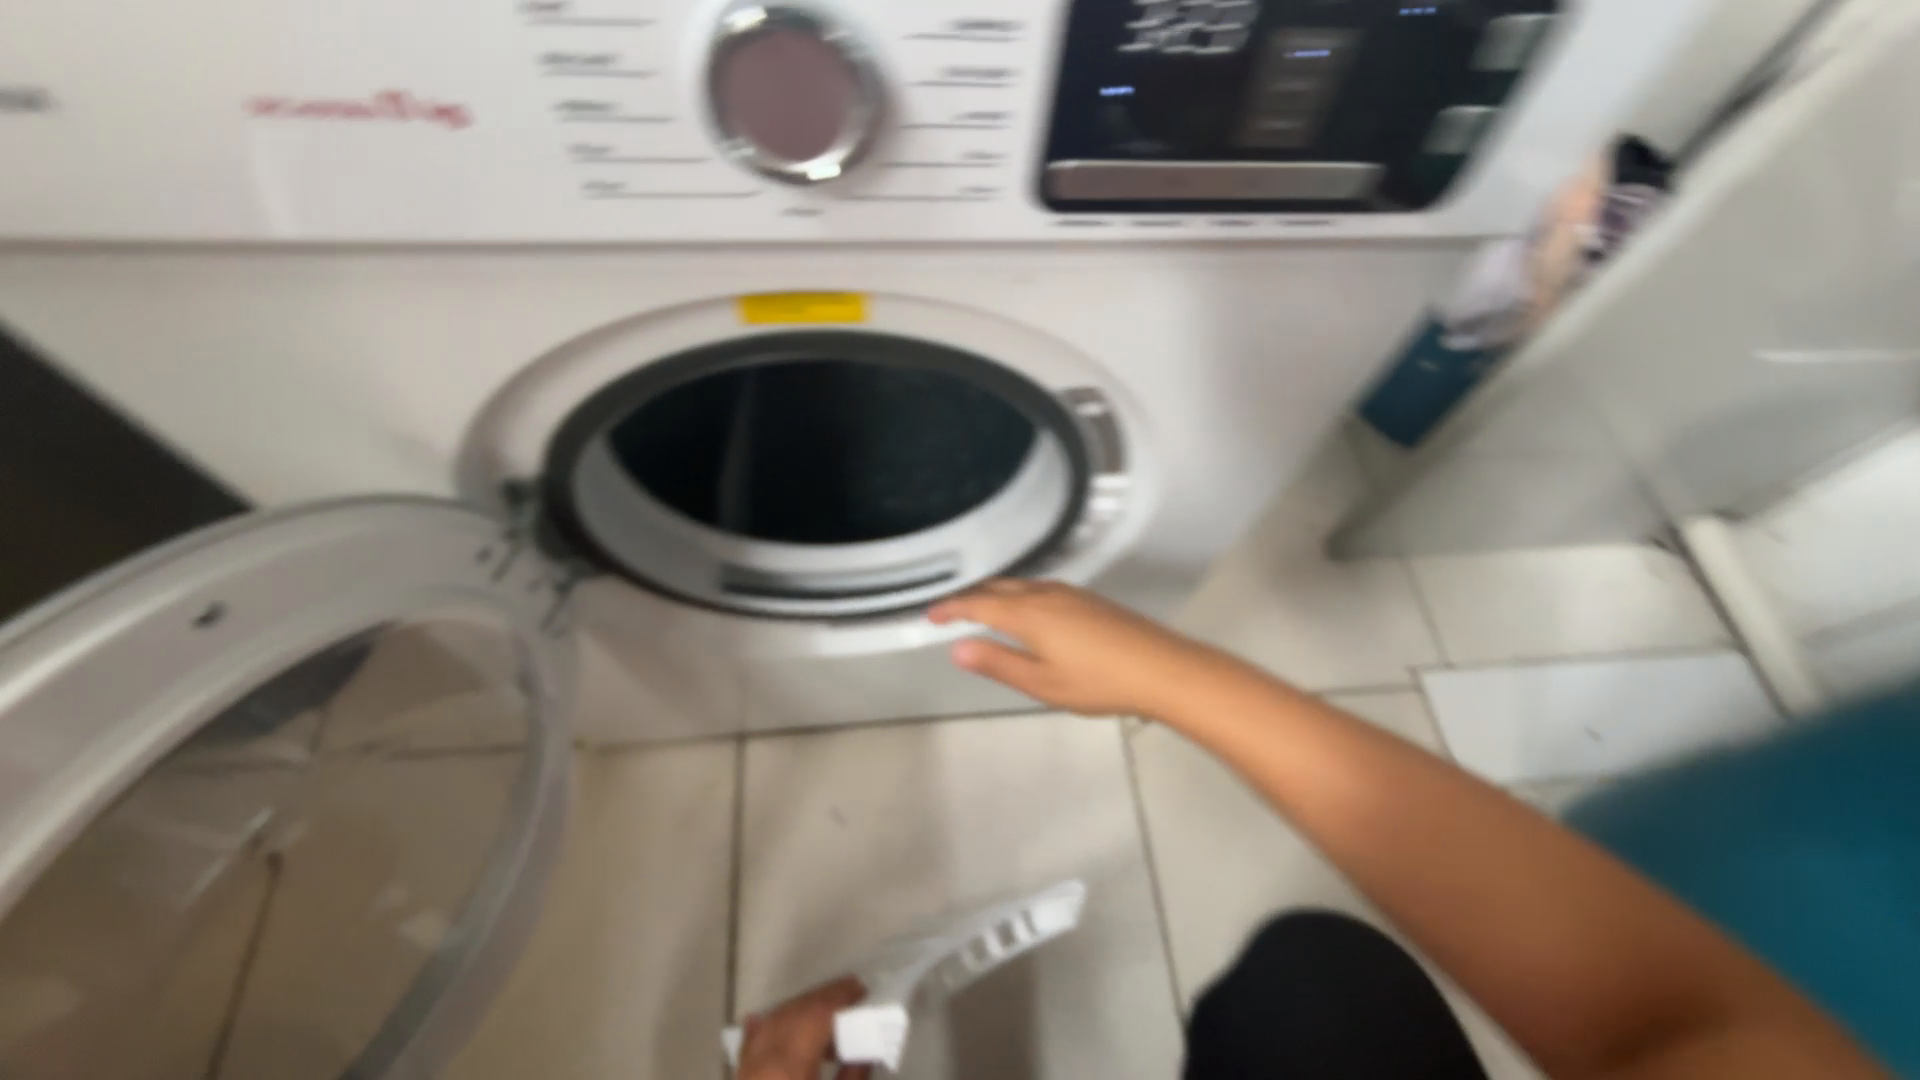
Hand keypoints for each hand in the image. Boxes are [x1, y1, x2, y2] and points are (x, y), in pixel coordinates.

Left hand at [737, 977, 869, 1079]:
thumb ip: (852, 1077)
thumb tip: (868, 1051)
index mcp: (792, 1059)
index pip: (818, 1014)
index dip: (841, 996)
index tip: (861, 988)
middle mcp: (766, 1053)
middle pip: (797, 1011)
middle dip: (824, 997)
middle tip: (850, 991)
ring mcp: (748, 1063)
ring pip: (775, 1019)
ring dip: (801, 1008)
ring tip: (825, 1008)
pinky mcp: (739, 1072)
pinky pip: (752, 1038)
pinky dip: (767, 1024)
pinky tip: (772, 1018)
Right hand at [929, 580, 1231, 718]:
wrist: (1162, 668)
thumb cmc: (1098, 682)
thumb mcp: (1042, 684)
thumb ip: (999, 663)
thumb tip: (958, 648)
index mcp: (1029, 615)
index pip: (979, 604)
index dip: (952, 608)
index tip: (930, 614)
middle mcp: (1045, 595)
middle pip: (998, 587)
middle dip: (970, 596)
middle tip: (949, 609)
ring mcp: (1070, 593)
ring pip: (1021, 585)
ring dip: (995, 593)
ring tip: (980, 607)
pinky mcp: (1088, 599)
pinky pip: (1039, 588)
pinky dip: (1018, 594)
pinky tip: (1025, 609)